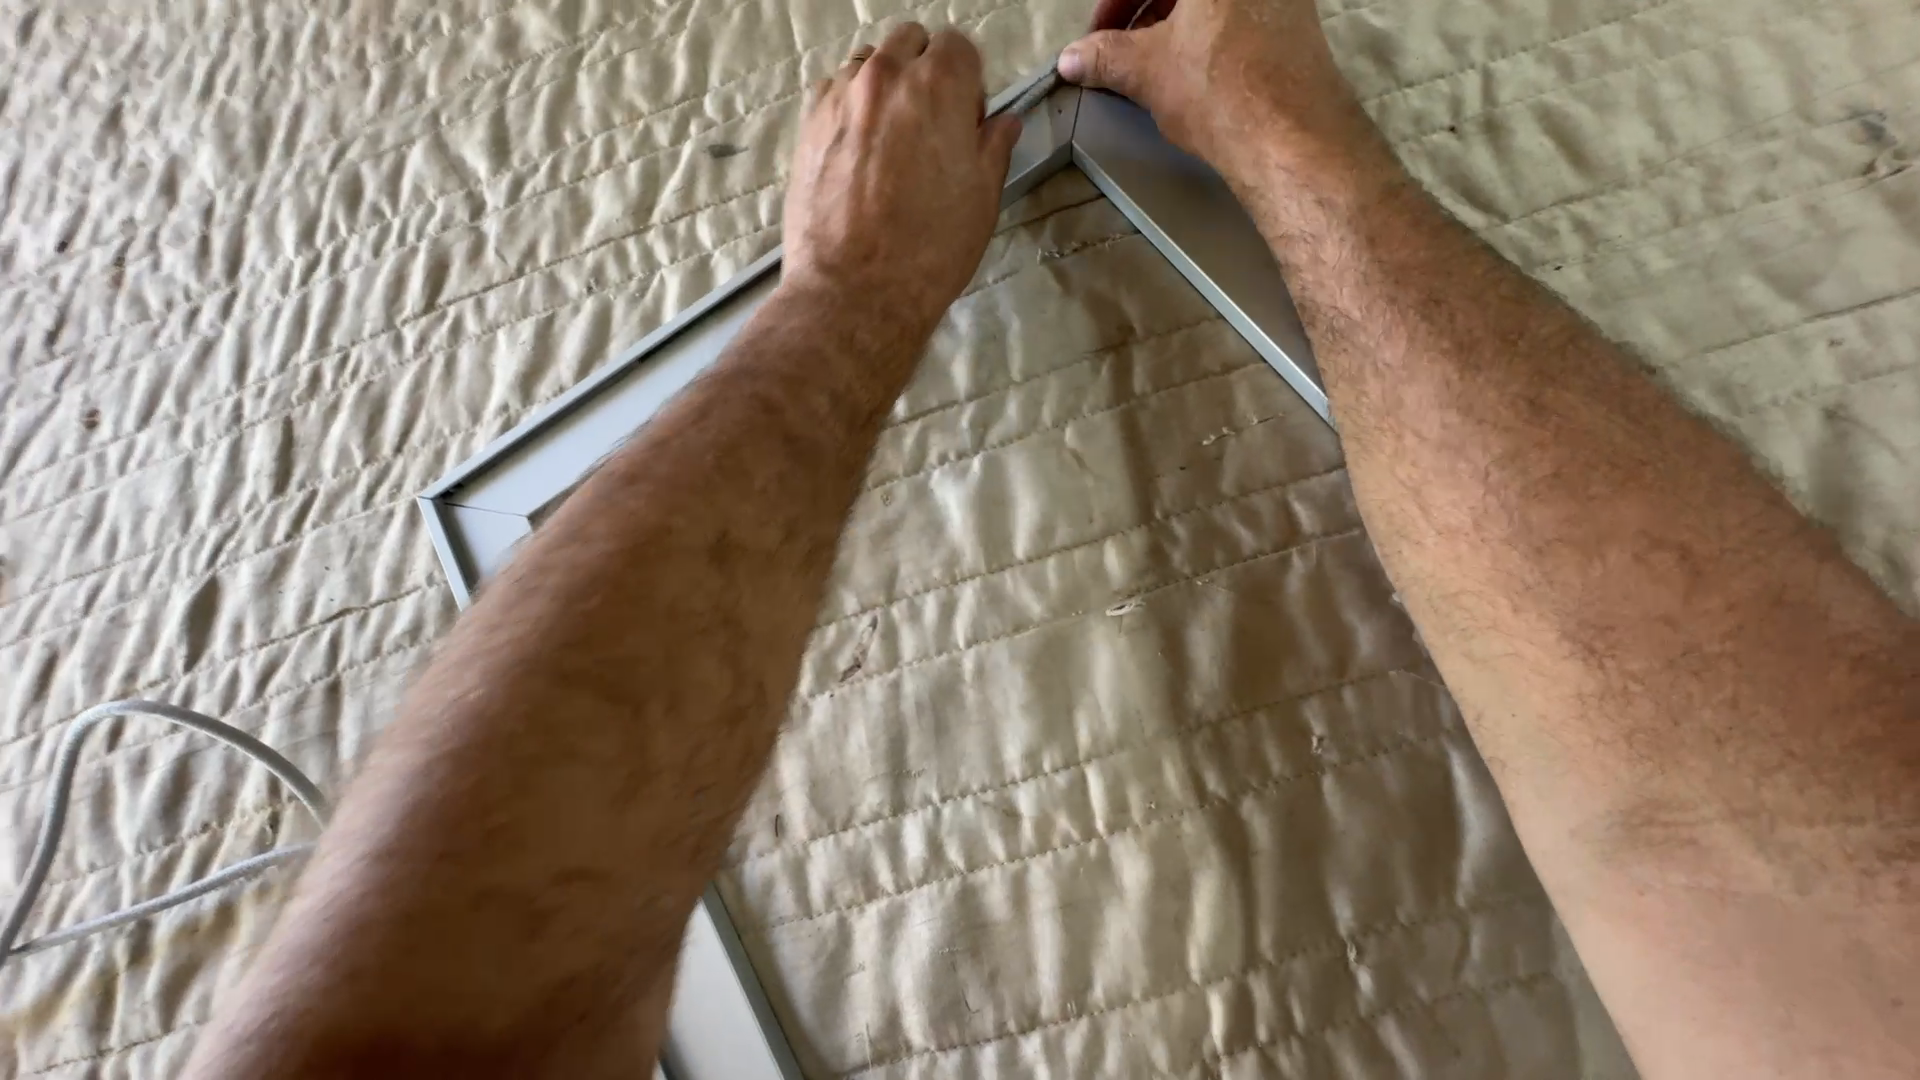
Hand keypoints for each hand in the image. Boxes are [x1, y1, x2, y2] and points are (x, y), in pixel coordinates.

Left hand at [781, 23, 1023, 334]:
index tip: (968, 121)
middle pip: (910, 44)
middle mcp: (885, 78)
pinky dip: (851, 110)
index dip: (969, 85)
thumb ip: (993, 150)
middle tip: (932, 129)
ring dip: (885, 89)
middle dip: (926, 75)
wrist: (856, 293)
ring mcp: (840, 99)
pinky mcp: (808, 126)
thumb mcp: (981, 203)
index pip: (960, 48)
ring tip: (892, 145)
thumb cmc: (924, 254)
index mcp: (938, 87)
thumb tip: (1002, 126)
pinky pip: (834, 95)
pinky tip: (859, 157)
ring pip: (868, 65)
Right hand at [1058, 0, 1384, 183]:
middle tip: (1120, 48)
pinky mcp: (1296, 15)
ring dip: (1173, 22)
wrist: (1289, 134)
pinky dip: (1207, 30)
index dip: (1114, 5)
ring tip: (1152, 65)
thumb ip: (1106, 57)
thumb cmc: (1217, 91)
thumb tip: (1071, 58)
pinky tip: (1193, 68)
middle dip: (1143, 12)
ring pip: (1210, 2)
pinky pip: (1239, 12)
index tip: (1099, 34)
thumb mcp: (1148, 72)